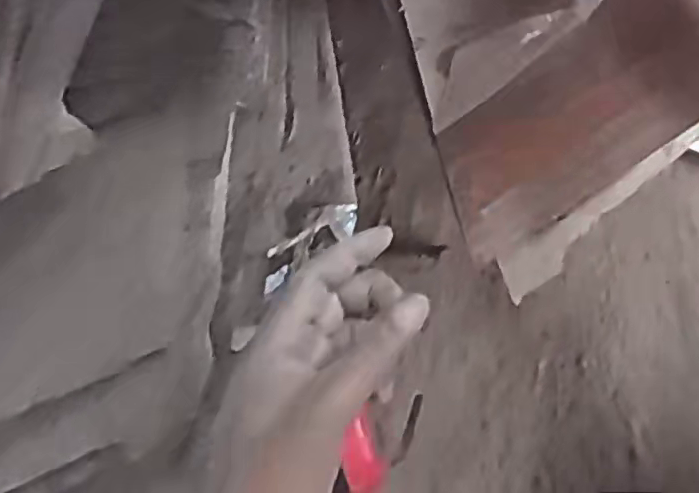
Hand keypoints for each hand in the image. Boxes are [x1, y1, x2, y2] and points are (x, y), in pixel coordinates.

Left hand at [205, 226, 429, 492]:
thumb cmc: (283, 463)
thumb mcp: (335, 401)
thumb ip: (378, 348)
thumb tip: (420, 300)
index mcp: (277, 340)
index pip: (316, 278)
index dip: (351, 251)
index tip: (388, 235)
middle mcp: (284, 354)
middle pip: (335, 305)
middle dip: (374, 303)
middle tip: (410, 315)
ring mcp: (295, 386)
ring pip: (344, 339)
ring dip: (376, 343)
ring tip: (396, 370)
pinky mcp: (307, 414)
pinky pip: (345, 372)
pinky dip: (369, 373)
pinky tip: (383, 396)